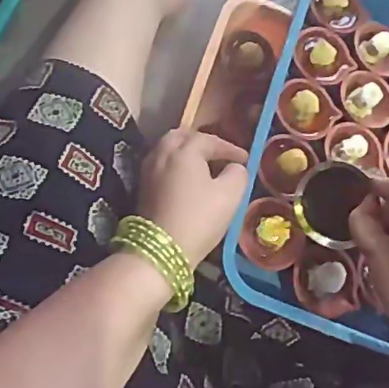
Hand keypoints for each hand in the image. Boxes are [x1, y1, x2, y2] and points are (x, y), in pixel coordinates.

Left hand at [136, 129, 250, 263]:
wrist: (160, 250)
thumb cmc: (199, 218)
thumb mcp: (230, 195)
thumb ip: (238, 174)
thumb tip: (235, 168)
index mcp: (184, 150)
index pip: (209, 140)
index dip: (230, 148)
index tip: (246, 160)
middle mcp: (162, 154)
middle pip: (181, 137)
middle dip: (201, 142)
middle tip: (218, 154)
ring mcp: (148, 171)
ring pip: (168, 151)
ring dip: (186, 153)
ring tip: (203, 167)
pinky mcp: (142, 189)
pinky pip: (161, 166)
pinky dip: (175, 167)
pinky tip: (186, 181)